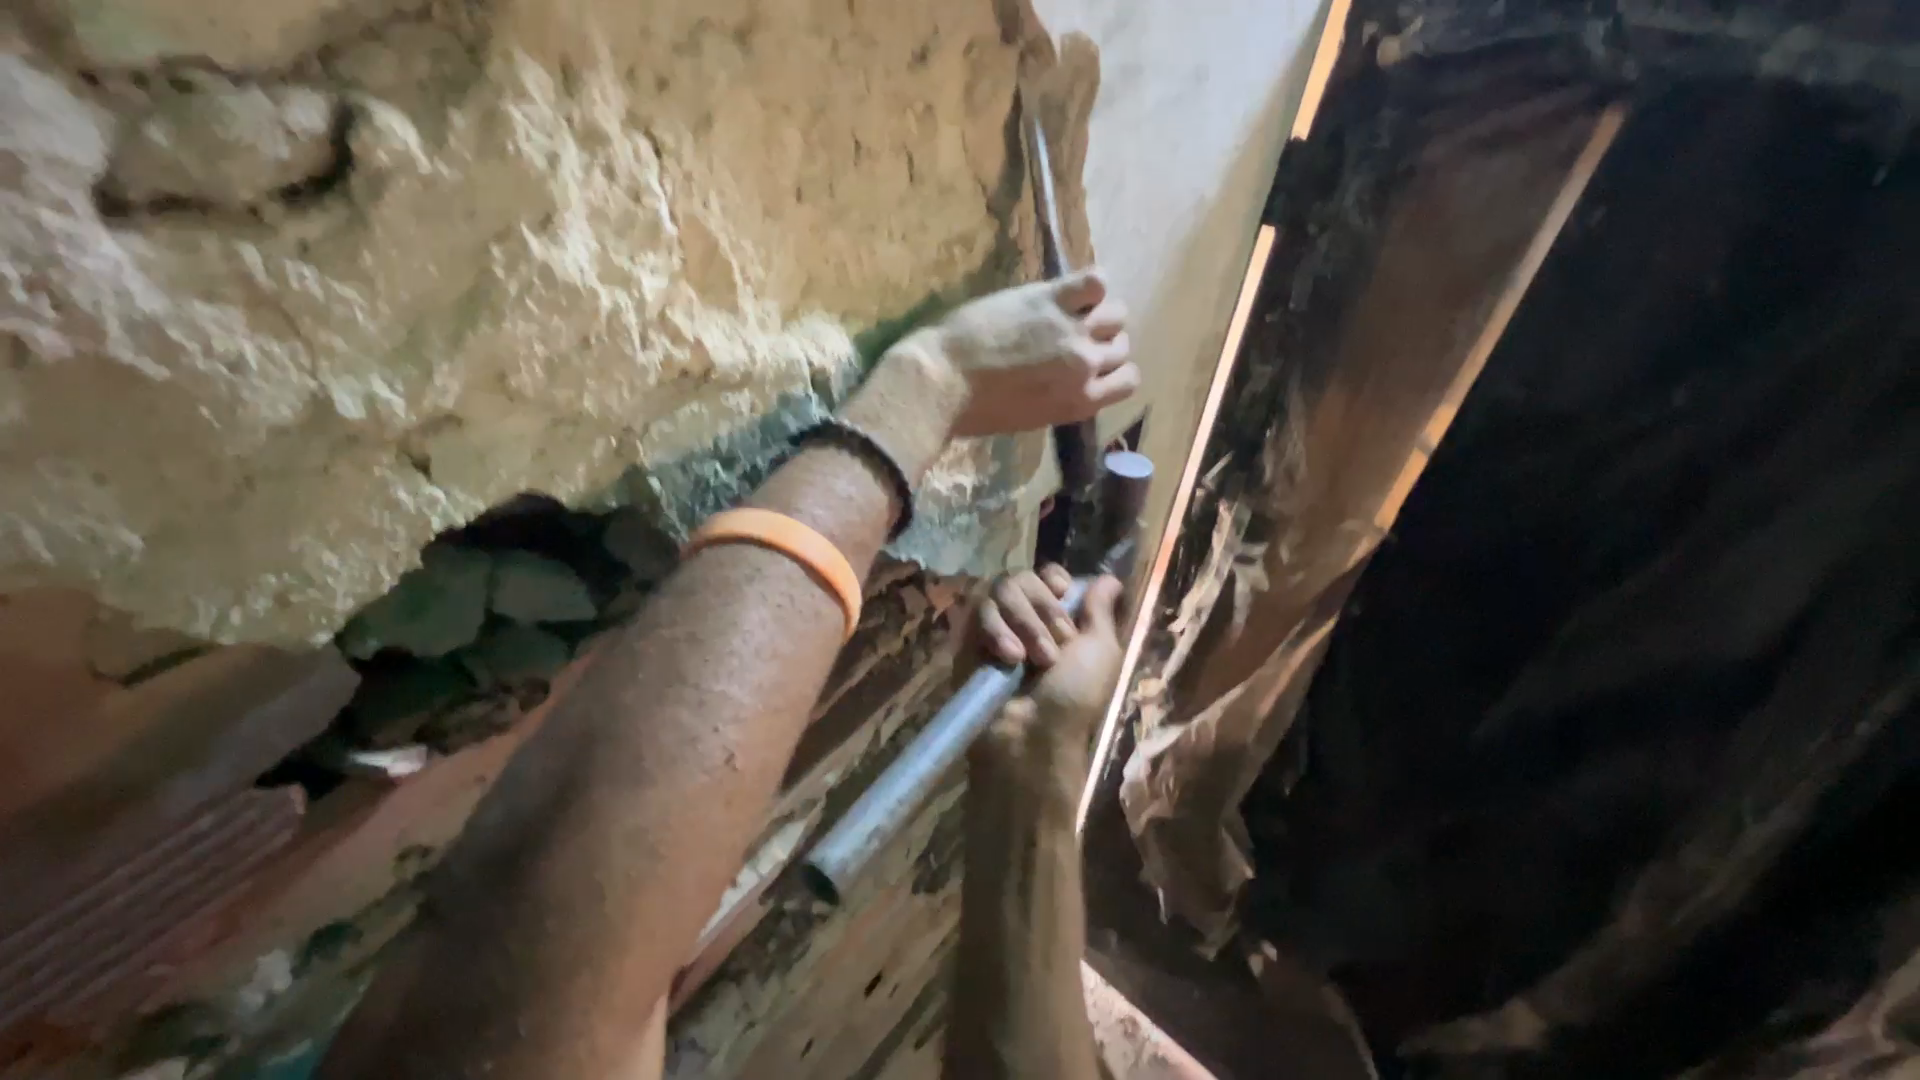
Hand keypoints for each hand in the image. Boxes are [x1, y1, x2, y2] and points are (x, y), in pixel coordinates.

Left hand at [900, 270, 1138, 436]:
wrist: (941, 382)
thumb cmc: (975, 410)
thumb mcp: (1030, 417)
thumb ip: (1062, 399)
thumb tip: (1073, 383)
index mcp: (1081, 402)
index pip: (1128, 380)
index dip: (1114, 369)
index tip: (1093, 364)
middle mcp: (1086, 366)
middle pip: (1121, 345)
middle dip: (1103, 341)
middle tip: (1074, 335)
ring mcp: (1072, 330)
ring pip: (1117, 313)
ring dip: (1100, 311)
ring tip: (1074, 310)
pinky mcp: (1052, 299)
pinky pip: (1097, 281)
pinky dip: (1091, 283)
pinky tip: (1070, 290)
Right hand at [964, 566, 1124, 741]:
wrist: (1032, 735)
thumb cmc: (1075, 697)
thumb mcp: (1101, 652)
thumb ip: (1100, 610)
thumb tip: (1110, 578)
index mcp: (1057, 619)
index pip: (1046, 575)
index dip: (1053, 579)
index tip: (1063, 593)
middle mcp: (1024, 618)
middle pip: (1023, 577)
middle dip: (1042, 609)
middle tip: (1052, 649)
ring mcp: (994, 627)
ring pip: (1000, 588)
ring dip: (1022, 621)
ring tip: (1028, 659)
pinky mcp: (968, 638)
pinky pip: (977, 609)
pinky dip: (996, 629)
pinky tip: (1007, 657)